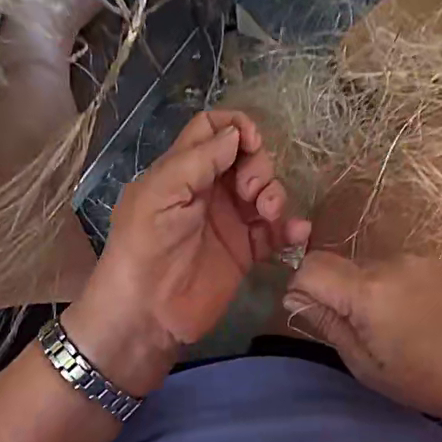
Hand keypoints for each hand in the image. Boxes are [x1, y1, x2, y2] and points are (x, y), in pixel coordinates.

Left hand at [64, 110, 310, 394]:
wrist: (147, 313)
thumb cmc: (145, 246)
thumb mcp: (161, 194)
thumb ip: (198, 159)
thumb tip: (236, 134)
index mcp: (182, 170)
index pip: (212, 130)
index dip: (235, 128)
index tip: (251, 143)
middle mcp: (208, 191)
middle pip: (246, 158)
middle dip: (258, 165)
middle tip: (250, 191)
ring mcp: (229, 222)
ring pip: (264, 190)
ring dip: (276, 193)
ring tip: (270, 213)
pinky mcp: (246, 252)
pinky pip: (276, 231)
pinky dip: (291, 227)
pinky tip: (296, 233)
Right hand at [282, 251, 441, 422]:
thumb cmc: (422, 379)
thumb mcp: (364, 364)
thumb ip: (327, 324)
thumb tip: (294, 297)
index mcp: (367, 292)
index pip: (311, 266)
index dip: (301, 287)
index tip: (311, 313)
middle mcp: (388, 264)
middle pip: (338, 265)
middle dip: (335, 291)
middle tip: (356, 330)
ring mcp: (414, 259)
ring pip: (365, 266)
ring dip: (363, 289)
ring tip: (390, 326)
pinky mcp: (433, 262)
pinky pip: (392, 268)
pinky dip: (389, 286)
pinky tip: (411, 315)